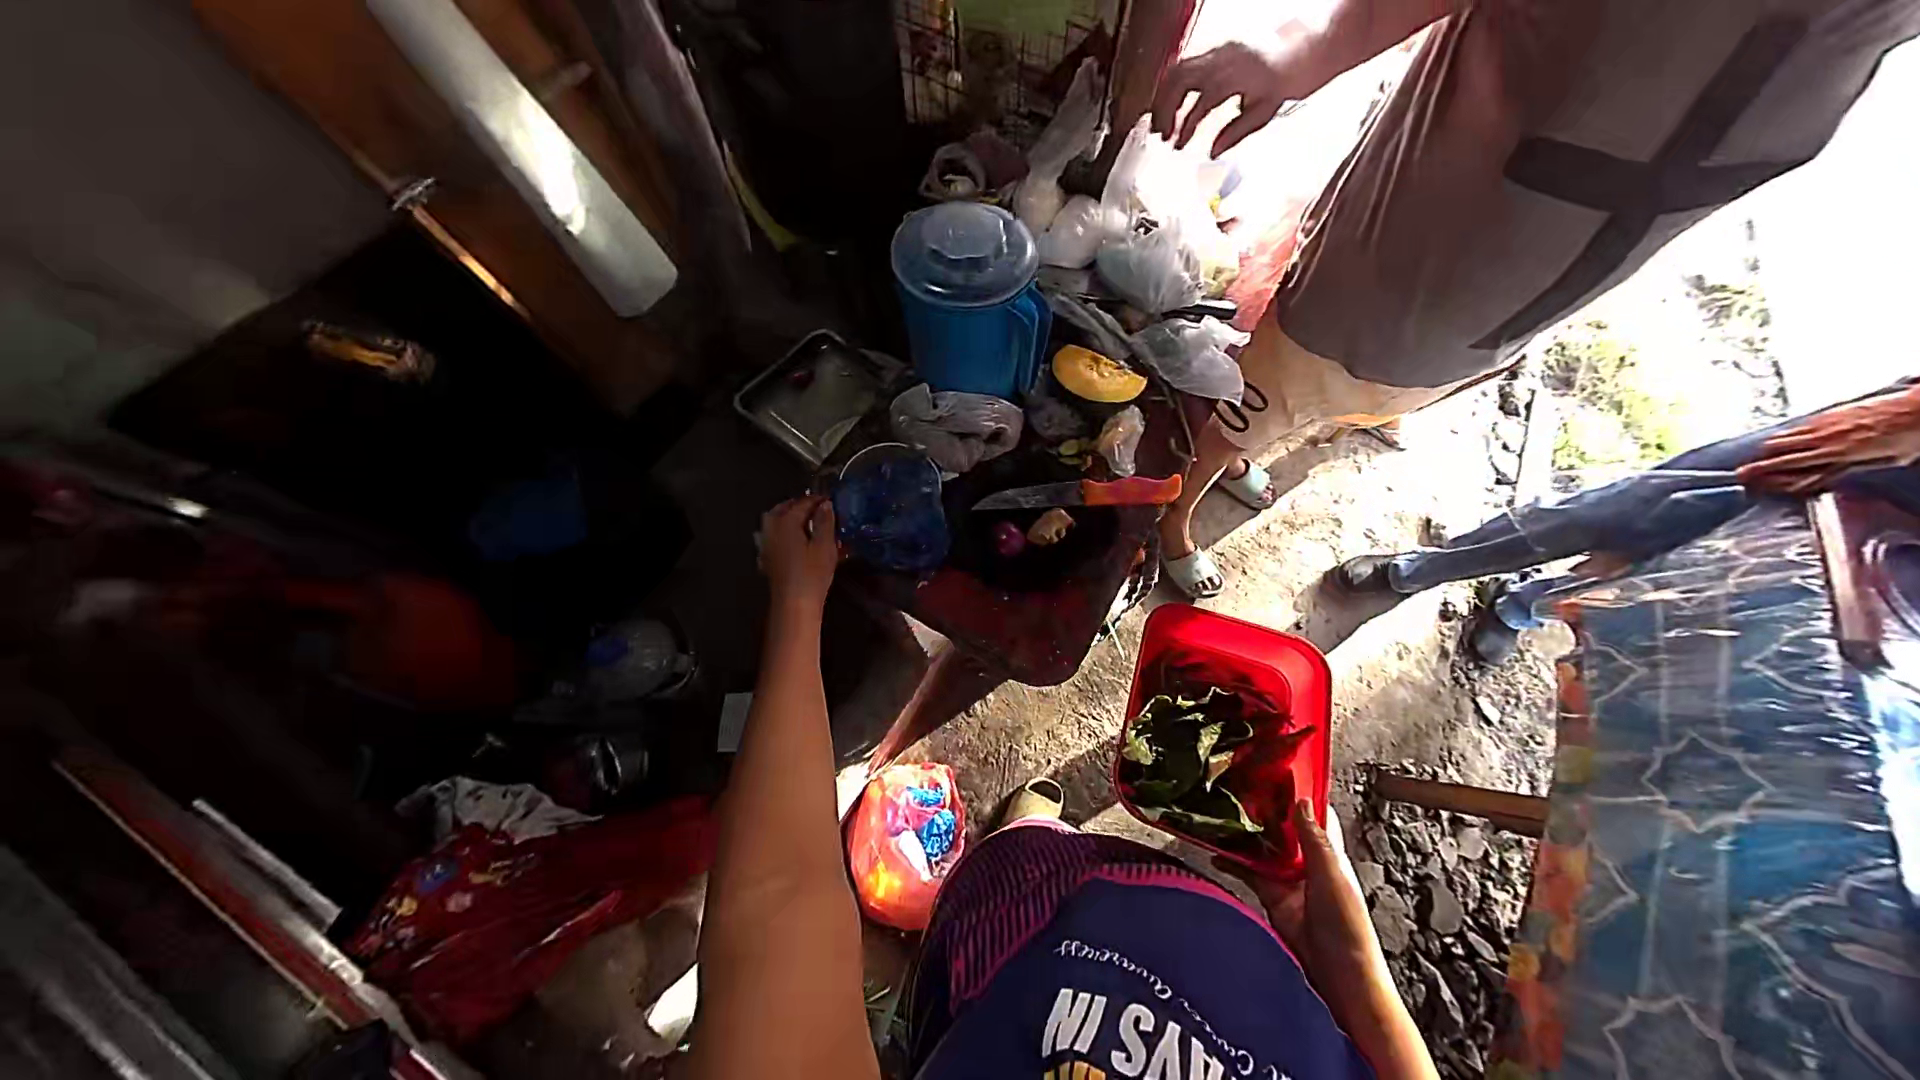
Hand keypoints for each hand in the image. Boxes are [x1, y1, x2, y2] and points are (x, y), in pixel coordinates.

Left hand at [759, 496, 838, 612]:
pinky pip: (772, 537)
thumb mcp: (824, 545)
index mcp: (785, 522)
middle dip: (798, 505)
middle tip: (815, 508)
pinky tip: (792, 540)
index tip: (829, 500)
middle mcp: (771, 529)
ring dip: (787, 517)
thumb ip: (824, 522)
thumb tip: (825, 505)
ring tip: (804, 521)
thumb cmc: (812, 572)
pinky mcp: (766, 558)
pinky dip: (782, 533)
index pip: (802, 503)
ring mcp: (766, 544)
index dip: (816, 500)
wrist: (794, 603)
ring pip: (773, 522)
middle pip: (782, 509)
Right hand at [1148, 42, 1294, 156]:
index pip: (1199, 105)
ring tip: (1162, 121)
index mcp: (1233, 76)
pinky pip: (1186, 65)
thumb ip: (1234, 134)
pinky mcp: (1216, 50)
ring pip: (1177, 71)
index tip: (1179, 145)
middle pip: (1178, 82)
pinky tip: (1173, 104)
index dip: (1186, 128)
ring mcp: (1218, 50)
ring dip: (1164, 97)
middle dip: (1164, 111)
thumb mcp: (1262, 114)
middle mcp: (1222, 58)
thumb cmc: (1284, 82)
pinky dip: (1174, 86)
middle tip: (1161, 134)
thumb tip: (1212, 152)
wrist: (1301, 52)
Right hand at [1229, 802, 1380, 983]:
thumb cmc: (1348, 927)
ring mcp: (1285, 876)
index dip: (1297, 793)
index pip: (1312, 814)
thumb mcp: (1331, 876)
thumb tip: (1302, 800)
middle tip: (1235, 785)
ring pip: (1260, 844)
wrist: (1338, 974)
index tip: (1275, 770)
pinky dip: (1229, 860)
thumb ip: (1314, 840)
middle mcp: (1305, 860)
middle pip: (1280, 826)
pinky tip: (1213, 849)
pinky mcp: (1269, 893)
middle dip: (1261, 808)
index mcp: (1326, 852)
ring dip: (1242, 831)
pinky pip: (1246, 870)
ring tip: (1218, 811)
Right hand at [1737, 384, 1919, 496]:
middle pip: (1777, 448)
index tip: (1743, 476)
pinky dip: (1789, 434)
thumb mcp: (1888, 459)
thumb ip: (1850, 468)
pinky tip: (1793, 438)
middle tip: (1746, 468)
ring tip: (1766, 454)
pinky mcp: (1830, 413)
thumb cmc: (1914, 435)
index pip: (1787, 463)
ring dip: (1772, 447)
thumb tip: (1821, 478)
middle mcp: (1824, 437)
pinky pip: (1799, 426)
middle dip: (1759, 459)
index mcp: (1837, 452)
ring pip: (1784, 435)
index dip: (1762, 470)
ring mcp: (1825, 423)